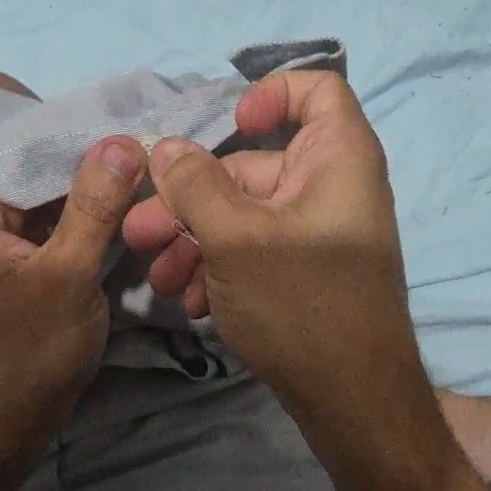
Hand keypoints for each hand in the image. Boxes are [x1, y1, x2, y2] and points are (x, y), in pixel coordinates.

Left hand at [0, 136, 146, 490]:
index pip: (25, 152)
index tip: (139, 135)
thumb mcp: (68, 274)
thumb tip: (124, 139)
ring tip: (149, 182)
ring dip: (95, 202)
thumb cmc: (26, 354)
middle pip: (38, 178)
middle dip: (93, 174)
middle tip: (154, 159)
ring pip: (49, 206)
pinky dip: (85, 229)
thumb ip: (95, 204)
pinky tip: (127, 218)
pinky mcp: (11, 269)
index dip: (83, 142)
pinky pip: (50, 233)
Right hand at [122, 72, 456, 490]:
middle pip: (254, 164)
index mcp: (338, 157)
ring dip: (195, 240)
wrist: (352, 401)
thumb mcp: (235, 239)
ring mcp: (318, 233)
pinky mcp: (303, 272)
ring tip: (157, 278)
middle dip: (190, 198)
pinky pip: (256, 250)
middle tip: (138, 231)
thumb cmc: (302, 304)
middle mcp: (332, 186)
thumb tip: (167, 148)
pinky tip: (189, 302)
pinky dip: (221, 267)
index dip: (271, 94)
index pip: (318, 89)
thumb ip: (195, 185)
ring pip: (244, 214)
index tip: (228, 127)